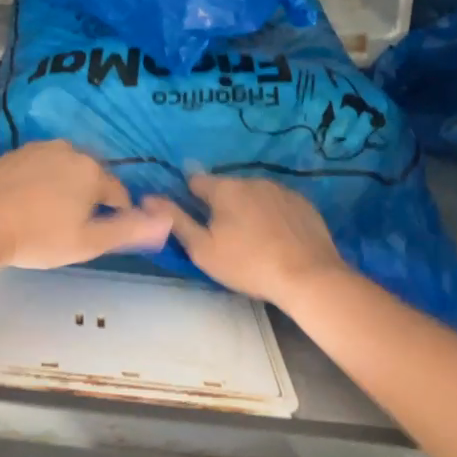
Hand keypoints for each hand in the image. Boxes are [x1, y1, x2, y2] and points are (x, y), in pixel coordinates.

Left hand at [0, 141, 173, 269]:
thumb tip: (166, 221)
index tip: (101, 236)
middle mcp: (69, 150)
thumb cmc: (40, 236)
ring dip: (66, 188)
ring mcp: (38, 149)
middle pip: (91, 177)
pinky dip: (42, 182)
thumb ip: (129, 230)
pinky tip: (30, 203)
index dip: (116, 216)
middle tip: (74, 228)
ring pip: (65, 169)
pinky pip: (40, 167)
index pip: (118, 194)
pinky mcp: (13, 154)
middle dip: (90, 199)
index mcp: (92, 170)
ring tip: (52, 216)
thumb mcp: (89, 242)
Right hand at [144, 174, 345, 305]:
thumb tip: (147, 198)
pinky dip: (273, 216)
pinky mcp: (304, 204)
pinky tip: (277, 240)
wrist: (309, 277)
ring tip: (253, 241)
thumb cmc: (248, 264)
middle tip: (224, 237)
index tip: (195, 220)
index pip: (196, 181)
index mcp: (225, 188)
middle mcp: (252, 180)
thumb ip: (175, 220)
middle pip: (227, 188)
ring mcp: (282, 190)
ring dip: (248, 210)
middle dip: (222, 206)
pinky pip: (278, 205)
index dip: (190, 199)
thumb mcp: (203, 248)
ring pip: (254, 195)